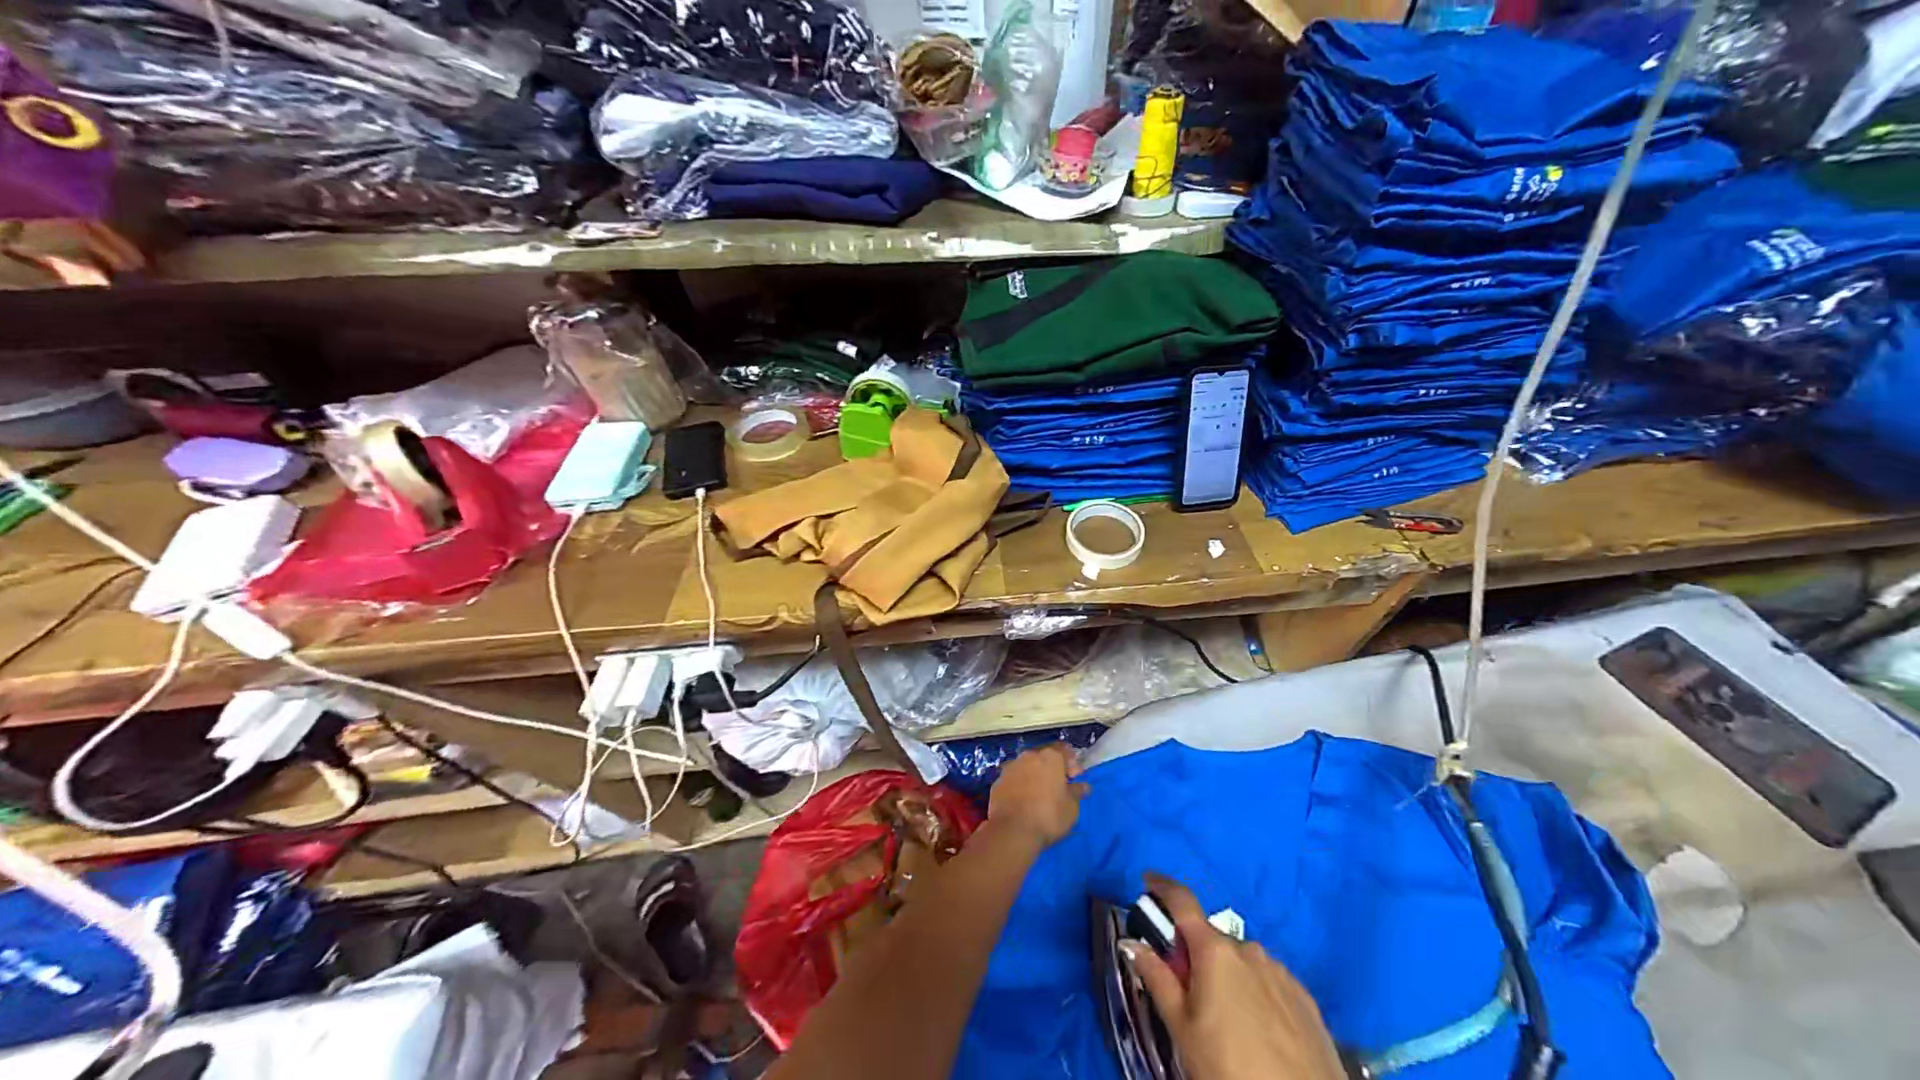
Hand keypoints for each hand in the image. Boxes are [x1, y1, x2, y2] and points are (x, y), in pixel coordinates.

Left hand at [986, 743, 1087, 848]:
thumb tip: (1083, 786)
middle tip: (1058, 787)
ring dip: (1034, 776)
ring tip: (1039, 795)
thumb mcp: (1072, 807)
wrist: (1012, 830)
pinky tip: (1023, 802)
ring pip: (1027, 767)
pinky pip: (1014, 780)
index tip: (1075, 778)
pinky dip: (1020, 786)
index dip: (1072, 763)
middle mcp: (1029, 756)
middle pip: (1044, 757)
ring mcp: (1010, 768)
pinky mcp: (997, 782)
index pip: (1065, 751)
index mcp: (1050, 757)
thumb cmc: (1049, 816)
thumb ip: (1077, 792)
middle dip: (1052, 769)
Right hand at [1124, 874, 1344, 1079]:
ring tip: (1225, 1021)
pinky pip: (1268, 980)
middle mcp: (1249, 949)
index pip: (1183, 902)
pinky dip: (1253, 991)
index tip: (1147, 879)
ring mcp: (1281, 972)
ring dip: (1226, 974)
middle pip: (1211, 939)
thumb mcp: (1182, 1027)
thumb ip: (1157, 978)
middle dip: (1194, 954)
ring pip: (1241, 961)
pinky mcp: (1305, 998)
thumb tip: (1131, 942)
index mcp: (1215, 951)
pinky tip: (1257, 1029)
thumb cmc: (1229, 1068)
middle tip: (1185, 991)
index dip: (1162, 887)